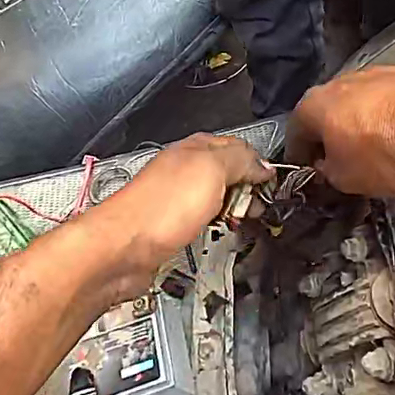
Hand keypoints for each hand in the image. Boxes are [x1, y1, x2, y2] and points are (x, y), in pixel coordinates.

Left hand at [83, 134, 267, 291]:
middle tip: (260, 205)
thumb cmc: (158, 209)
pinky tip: (219, 232)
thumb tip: (262, 163)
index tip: (273, 181)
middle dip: (247, 187)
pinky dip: (216, 224)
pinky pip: (201, 219)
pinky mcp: (169, 226)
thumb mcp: (210, 170)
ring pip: (214, 197)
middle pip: (226, 172)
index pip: (236, 146)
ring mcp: (175, 199)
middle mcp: (183, 170)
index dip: (258, 162)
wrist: (121, 249)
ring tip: (244, 219)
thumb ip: (239, 160)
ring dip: (233, 207)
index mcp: (194, 149)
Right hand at [289, 68, 394, 197]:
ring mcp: (375, 74)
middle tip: (343, 167)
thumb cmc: (388, 151)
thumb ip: (328, 173)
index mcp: (313, 105)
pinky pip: (389, 103)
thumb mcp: (347, 180)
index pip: (294, 134)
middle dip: (332, 139)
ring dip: (362, 127)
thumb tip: (329, 167)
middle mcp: (339, 82)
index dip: (300, 159)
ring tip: (379, 155)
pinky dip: (391, 120)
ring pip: (359, 106)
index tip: (309, 174)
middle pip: (327, 115)